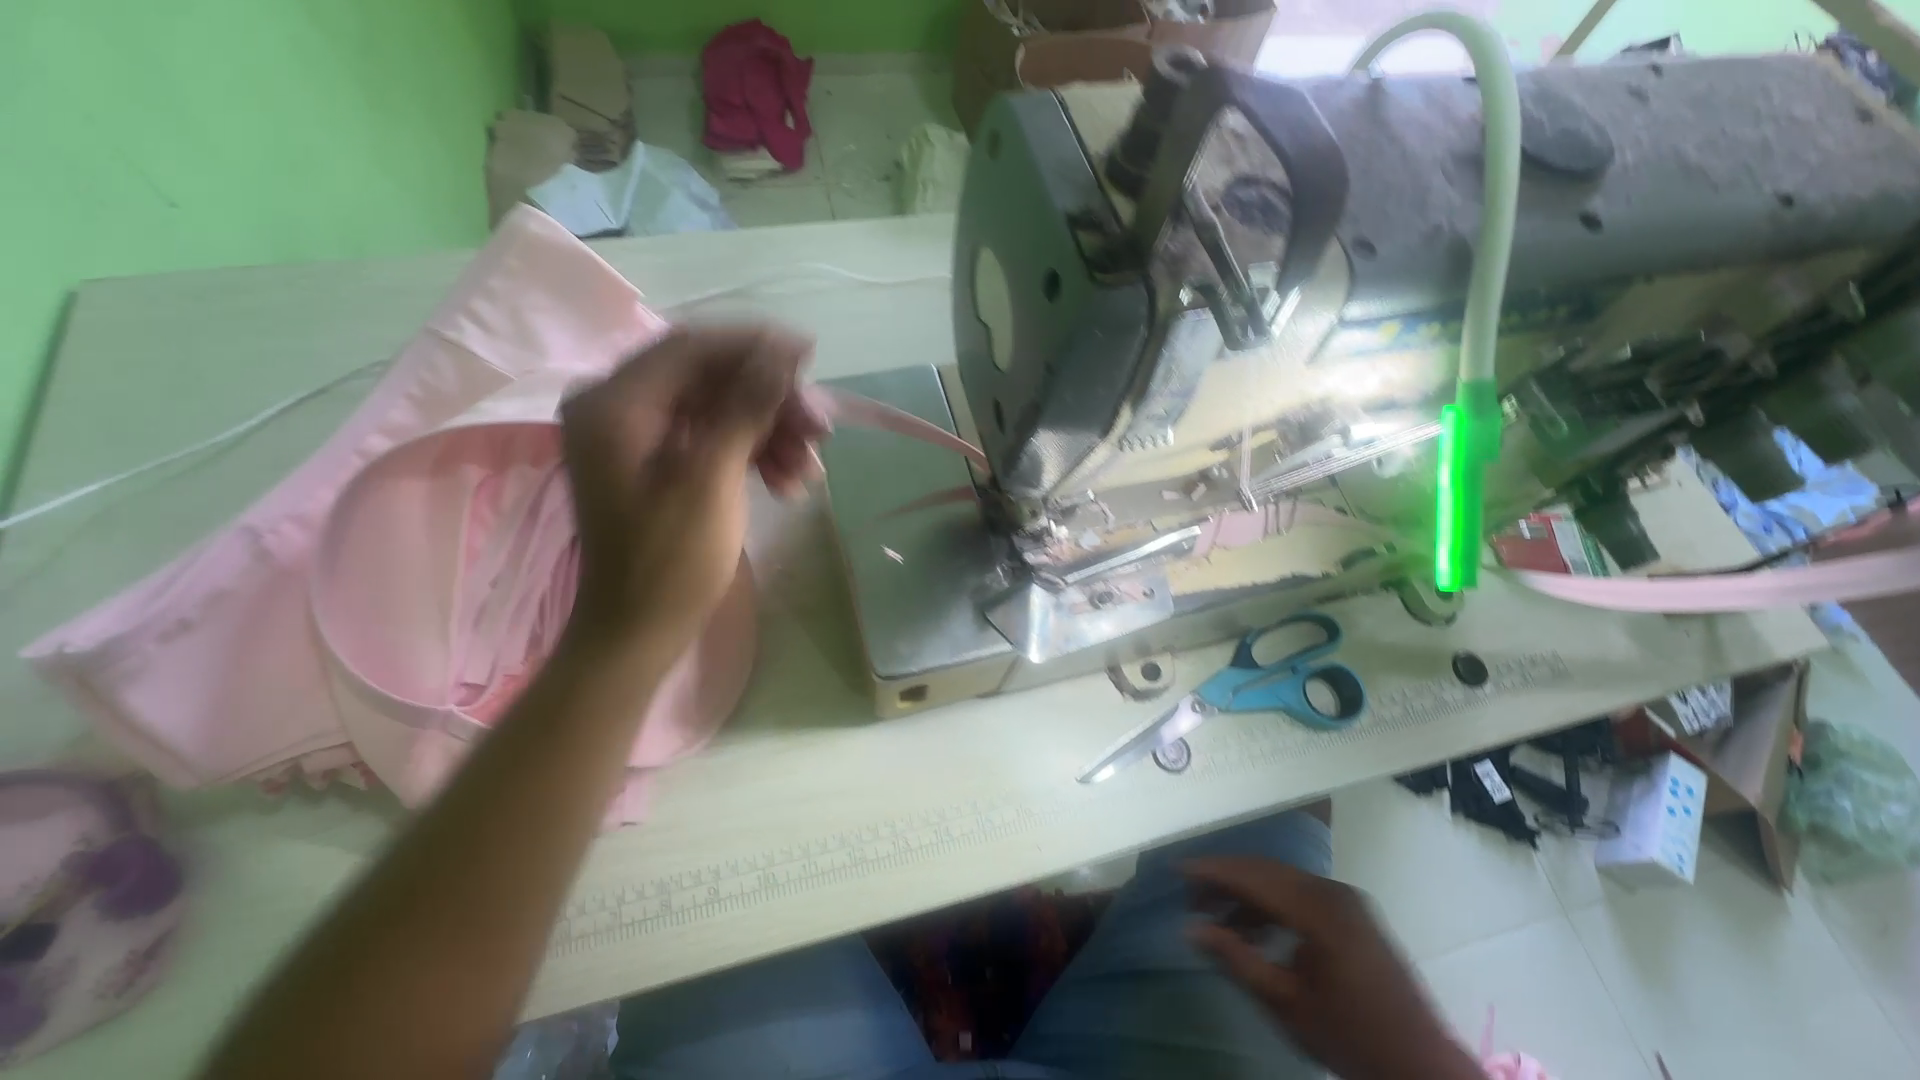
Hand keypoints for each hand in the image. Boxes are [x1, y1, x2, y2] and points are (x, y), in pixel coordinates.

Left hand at [558, 324, 825, 656]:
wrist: (639, 632)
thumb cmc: (669, 562)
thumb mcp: (711, 478)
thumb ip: (746, 406)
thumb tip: (784, 351)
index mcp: (614, 403)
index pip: (691, 347)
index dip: (754, 346)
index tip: (811, 357)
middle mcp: (620, 407)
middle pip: (710, 378)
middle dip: (770, 401)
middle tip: (821, 430)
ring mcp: (640, 436)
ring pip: (720, 409)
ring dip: (771, 432)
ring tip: (810, 470)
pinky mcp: (660, 462)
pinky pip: (715, 438)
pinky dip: (754, 453)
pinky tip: (790, 483)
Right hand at [1184, 858, 1481, 1079]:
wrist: (1418, 1064)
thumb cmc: (1348, 1035)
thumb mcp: (1284, 1002)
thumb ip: (1236, 958)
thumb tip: (1192, 928)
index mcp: (1318, 910)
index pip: (1252, 875)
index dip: (1211, 870)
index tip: (1176, 869)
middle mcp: (1333, 893)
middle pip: (1266, 870)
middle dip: (1224, 880)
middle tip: (1189, 898)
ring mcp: (1347, 901)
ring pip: (1282, 881)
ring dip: (1246, 893)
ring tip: (1214, 919)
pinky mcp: (1353, 914)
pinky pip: (1300, 894)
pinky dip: (1271, 904)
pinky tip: (1252, 931)